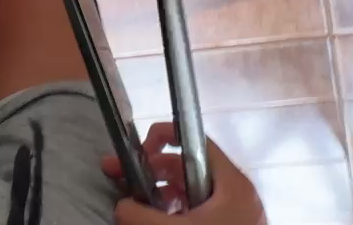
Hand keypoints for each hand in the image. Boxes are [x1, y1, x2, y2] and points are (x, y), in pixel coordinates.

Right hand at [102, 123, 264, 223]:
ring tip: (133, 205)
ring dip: (156, 193)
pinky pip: (194, 212)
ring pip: (186, 191)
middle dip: (149, 170)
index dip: (164, 136)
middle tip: (118, 176)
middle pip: (185, 166)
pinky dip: (171, 213)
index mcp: (231, 183)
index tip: (138, 150)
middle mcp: (234, 193)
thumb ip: (141, 215)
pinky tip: (154, 220)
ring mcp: (232, 215)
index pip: (195, 140)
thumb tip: (121, 207)